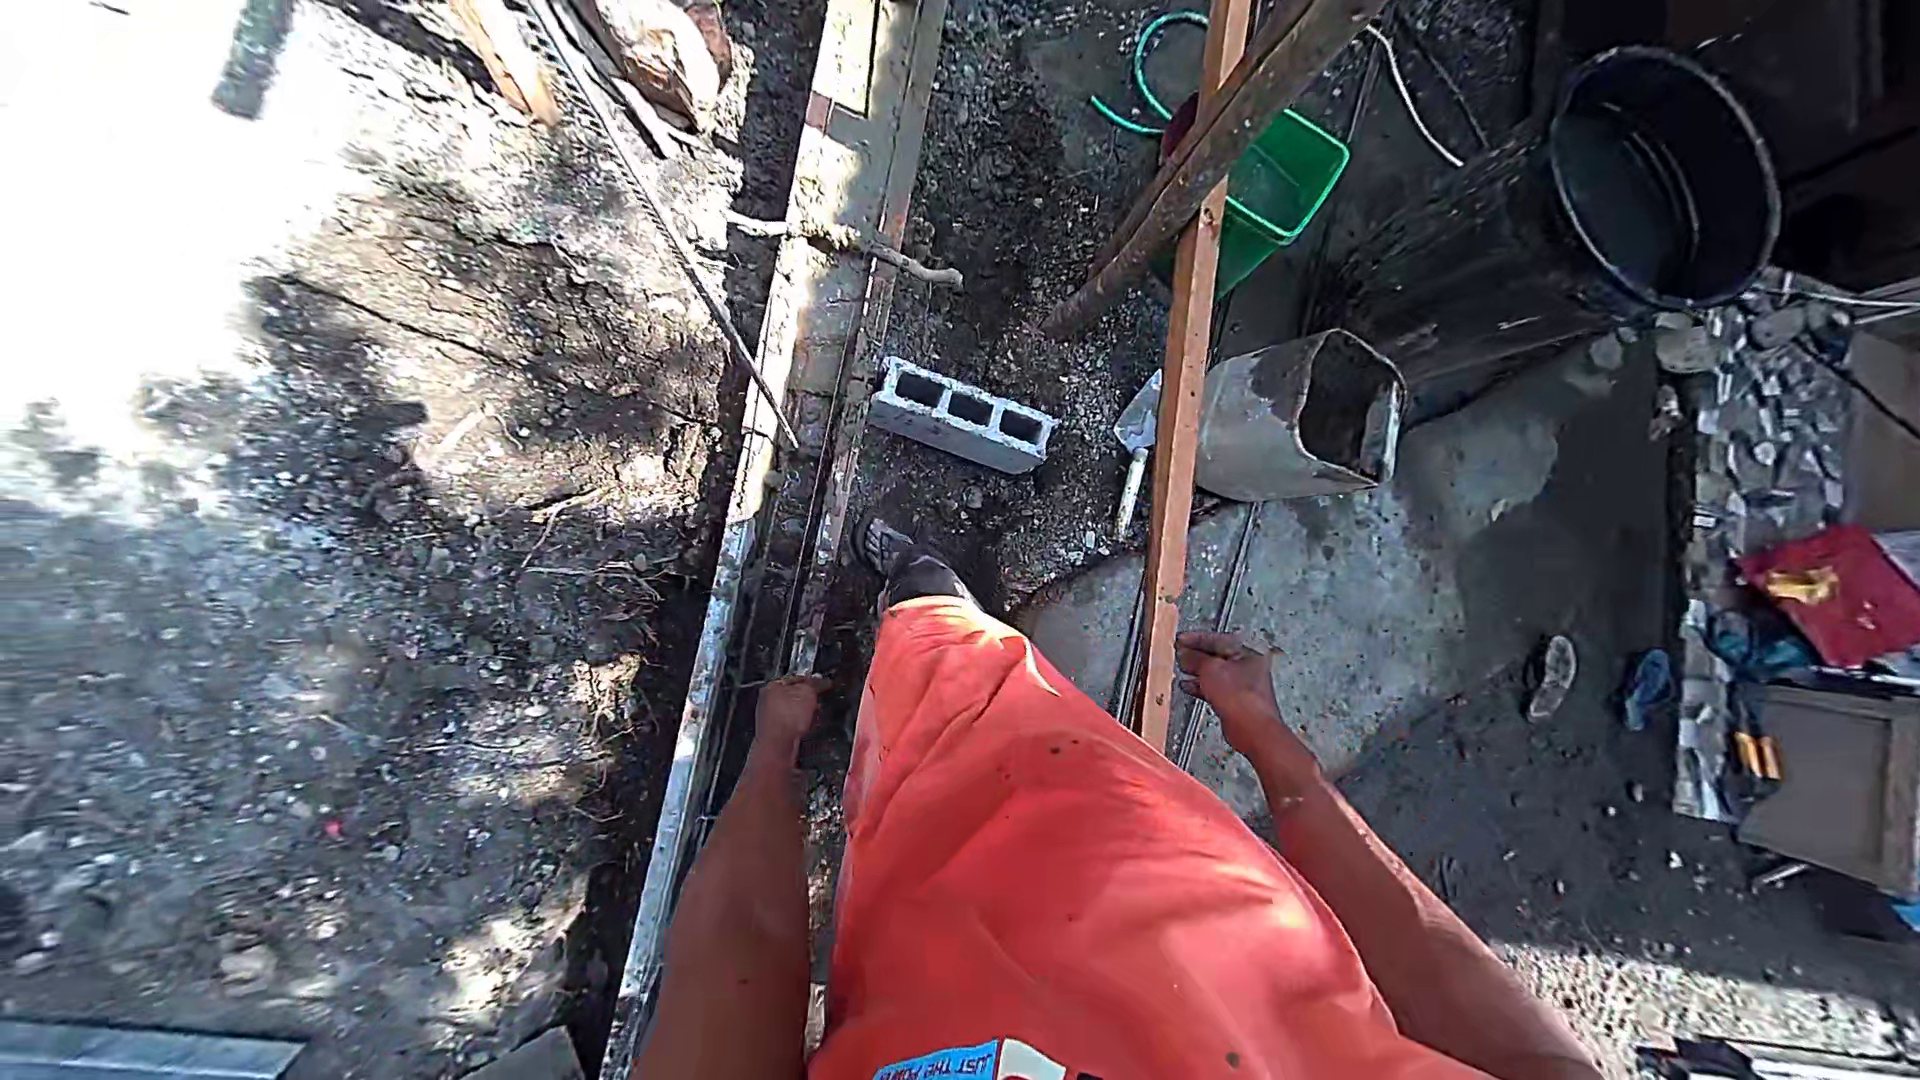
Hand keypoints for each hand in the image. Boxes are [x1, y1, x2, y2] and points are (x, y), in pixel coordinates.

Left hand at [756, 674, 827, 749]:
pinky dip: (801, 726)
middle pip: (794, 696)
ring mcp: (770, 719)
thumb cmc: (786, 718)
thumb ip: (813, 684)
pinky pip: (794, 725)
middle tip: (817, 702)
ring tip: (813, 717)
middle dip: (808, 700)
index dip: (810, 681)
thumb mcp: (807, 693)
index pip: (794, 678)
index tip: (820, 684)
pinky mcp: (776, 733)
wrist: (779, 746)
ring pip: (795, 712)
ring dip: (806, 714)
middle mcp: (767, 702)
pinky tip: (807, 729)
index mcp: (772, 687)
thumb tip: (819, 681)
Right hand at [1175, 631, 1285, 757]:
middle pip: (1217, 655)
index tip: (1182, 639)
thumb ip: (1194, 657)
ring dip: (1197, 671)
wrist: (1251, 727)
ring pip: (1215, 672)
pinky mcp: (1236, 699)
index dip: (1196, 638)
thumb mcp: (1210, 668)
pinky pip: (1215, 688)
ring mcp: (1243, 683)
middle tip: (1179, 653)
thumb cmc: (1241, 697)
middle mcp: (1249, 665)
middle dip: (1196, 655)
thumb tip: (1185, 652)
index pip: (1218, 639)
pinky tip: (1188, 686)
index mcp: (1248, 651)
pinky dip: (1201, 686)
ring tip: (1181, 668)